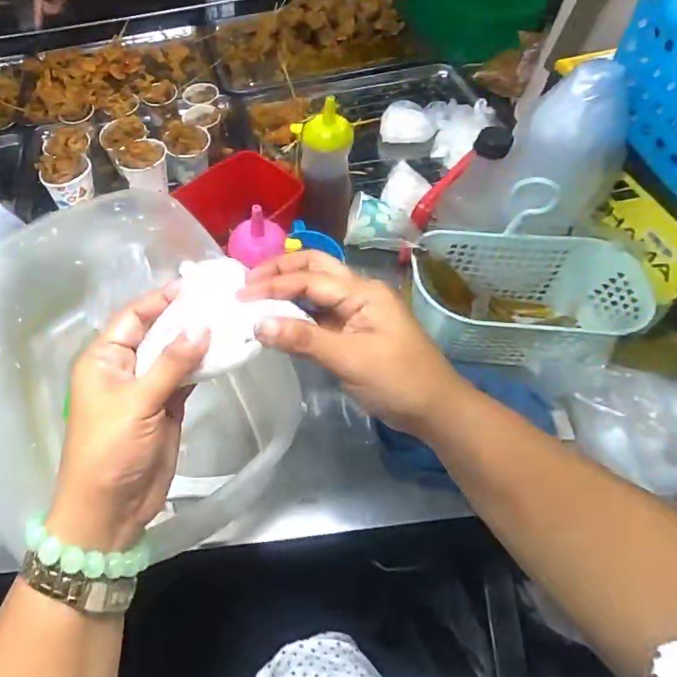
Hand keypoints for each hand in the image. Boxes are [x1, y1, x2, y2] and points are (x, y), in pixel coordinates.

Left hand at [49, 284, 209, 551]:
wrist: (109, 510)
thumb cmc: (110, 450)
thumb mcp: (137, 402)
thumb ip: (171, 363)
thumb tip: (202, 326)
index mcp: (104, 359)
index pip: (133, 316)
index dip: (160, 299)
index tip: (194, 284)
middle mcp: (125, 367)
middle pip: (157, 331)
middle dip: (185, 316)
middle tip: (221, 297)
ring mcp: (148, 387)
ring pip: (175, 353)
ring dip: (198, 339)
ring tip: (230, 317)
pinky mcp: (167, 407)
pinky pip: (187, 377)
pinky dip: (204, 364)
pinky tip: (226, 349)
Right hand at [243, 251, 465, 435]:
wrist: (435, 408)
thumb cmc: (398, 381)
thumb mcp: (350, 360)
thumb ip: (304, 339)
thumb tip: (259, 324)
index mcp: (363, 292)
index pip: (310, 279)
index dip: (274, 284)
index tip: (241, 295)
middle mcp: (359, 293)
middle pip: (315, 268)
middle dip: (280, 270)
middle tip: (246, 281)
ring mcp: (357, 311)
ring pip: (317, 288)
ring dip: (288, 287)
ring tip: (255, 294)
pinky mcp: (353, 331)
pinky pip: (320, 312)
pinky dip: (297, 311)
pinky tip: (277, 318)